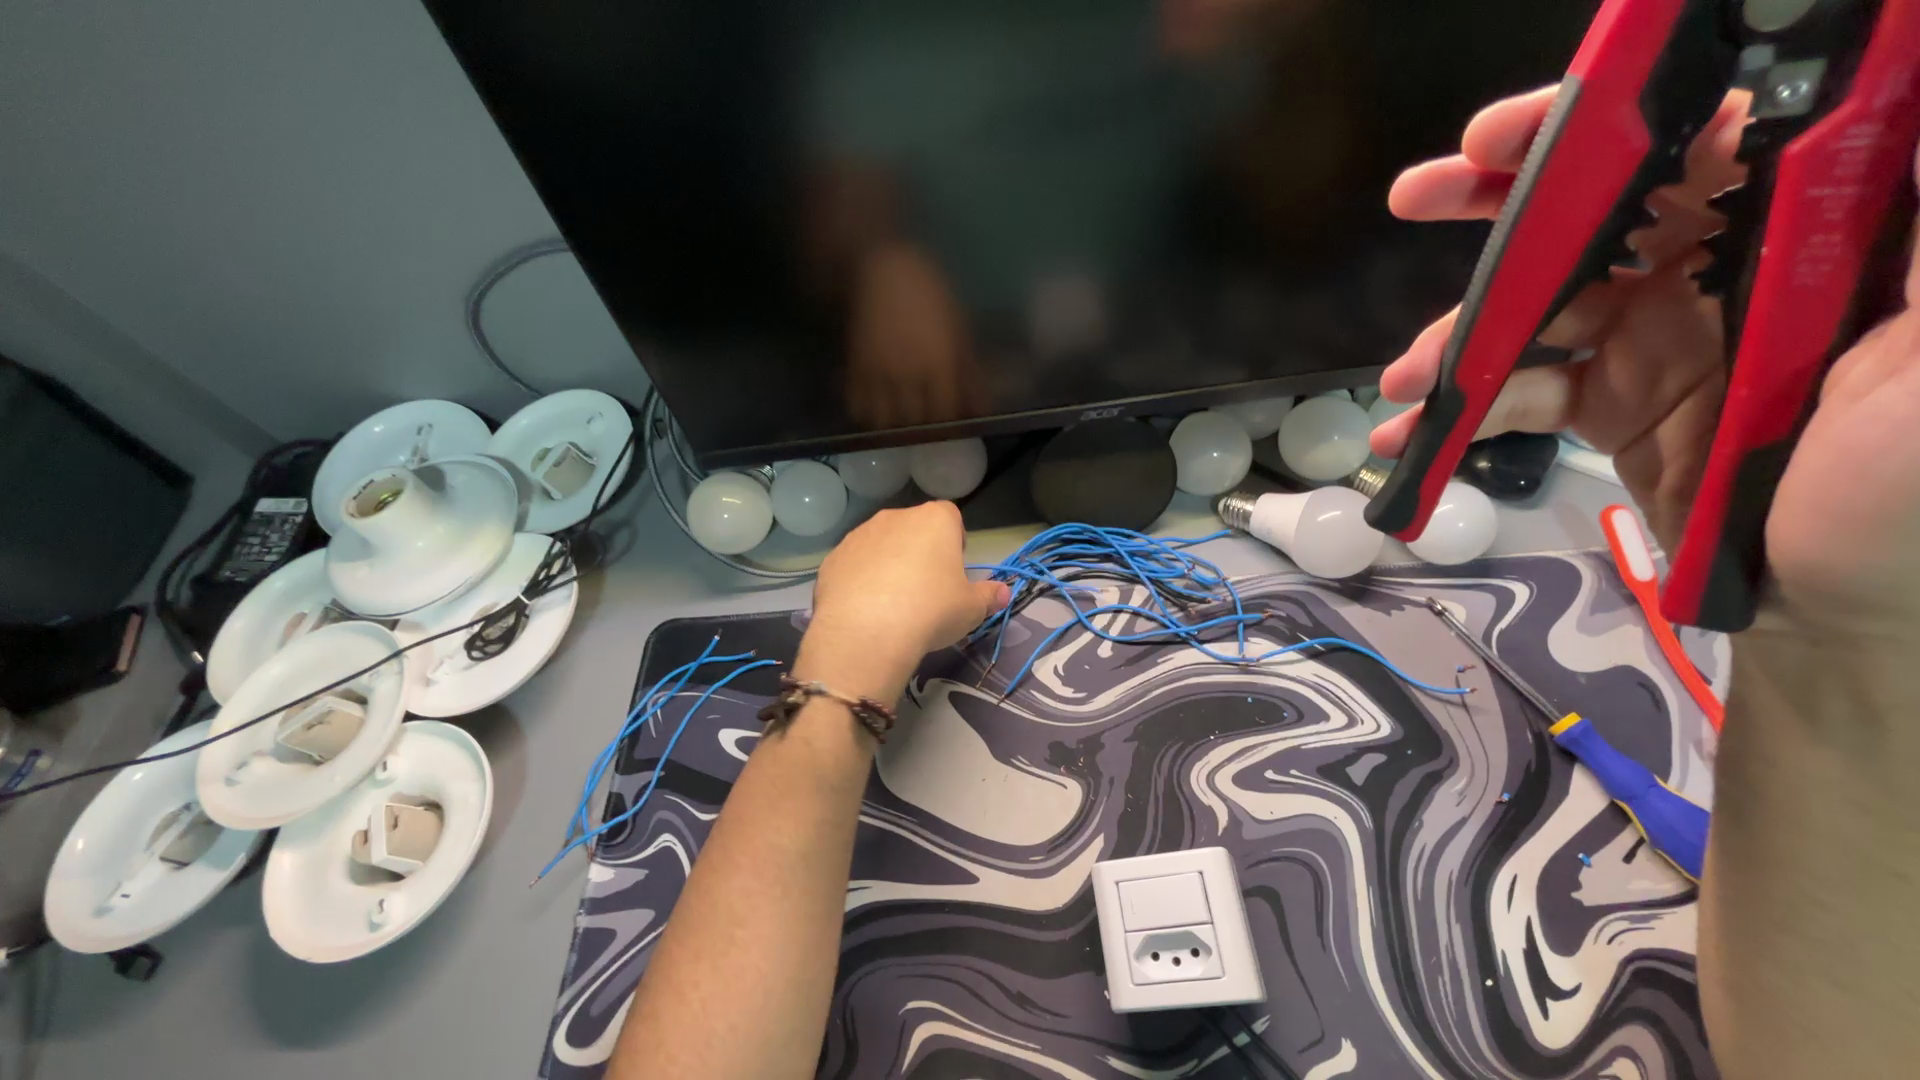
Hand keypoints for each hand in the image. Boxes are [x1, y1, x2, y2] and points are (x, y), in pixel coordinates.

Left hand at [797, 502, 1009, 700]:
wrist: (866, 632)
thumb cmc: (931, 611)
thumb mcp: (971, 609)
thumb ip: (989, 596)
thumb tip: (1003, 593)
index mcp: (934, 520)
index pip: (951, 517)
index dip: (954, 543)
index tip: (952, 572)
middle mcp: (895, 517)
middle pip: (913, 529)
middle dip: (919, 553)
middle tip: (924, 591)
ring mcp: (860, 535)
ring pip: (881, 545)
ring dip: (888, 564)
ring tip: (892, 604)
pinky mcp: (833, 558)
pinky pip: (854, 565)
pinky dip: (860, 580)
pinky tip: (865, 610)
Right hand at [845, 243, 985, 429]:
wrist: (882, 269)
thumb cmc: (930, 294)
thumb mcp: (959, 329)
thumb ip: (970, 372)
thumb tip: (982, 408)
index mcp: (939, 365)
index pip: (945, 415)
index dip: (950, 429)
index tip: (952, 430)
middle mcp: (908, 375)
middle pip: (915, 424)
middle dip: (923, 431)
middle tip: (927, 428)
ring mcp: (878, 374)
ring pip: (884, 421)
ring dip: (894, 427)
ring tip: (901, 422)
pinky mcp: (855, 368)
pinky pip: (857, 405)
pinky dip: (867, 414)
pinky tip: (876, 409)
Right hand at [1372, 85, 1919, 636]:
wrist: (1847, 609)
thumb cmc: (1913, 490)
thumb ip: (1911, 242)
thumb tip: (1880, 89)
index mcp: (1803, 236)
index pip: (1698, 141)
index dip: (1601, 125)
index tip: (1511, 137)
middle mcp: (1718, 271)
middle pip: (1595, 210)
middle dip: (1503, 202)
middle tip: (1420, 195)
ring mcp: (1653, 340)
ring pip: (1536, 307)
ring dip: (1456, 336)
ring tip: (1403, 381)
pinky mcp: (1608, 405)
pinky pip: (1520, 393)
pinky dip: (1461, 414)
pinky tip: (1409, 439)